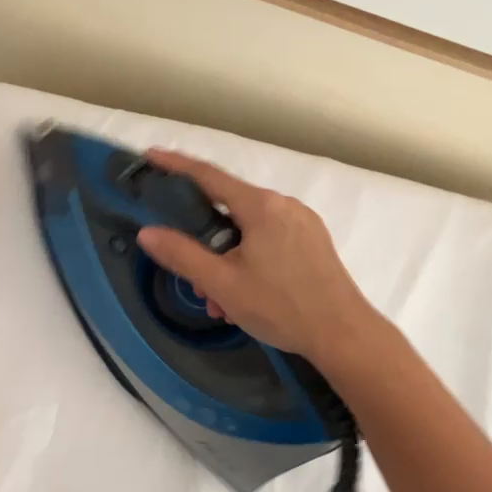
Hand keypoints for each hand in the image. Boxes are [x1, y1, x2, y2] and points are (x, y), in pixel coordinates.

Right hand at [135, 149, 382, 366]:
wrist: (343, 335)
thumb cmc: (280, 307)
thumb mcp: (222, 282)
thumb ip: (181, 254)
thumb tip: (148, 232)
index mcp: (261, 206)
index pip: (208, 176)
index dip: (176, 166)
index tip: (151, 156)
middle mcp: (284, 205)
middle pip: (228, 210)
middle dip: (203, 243)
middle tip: (192, 278)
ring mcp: (303, 224)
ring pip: (248, 231)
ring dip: (225, 261)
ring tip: (221, 301)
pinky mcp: (313, 244)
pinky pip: (268, 242)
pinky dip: (247, 262)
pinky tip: (243, 296)